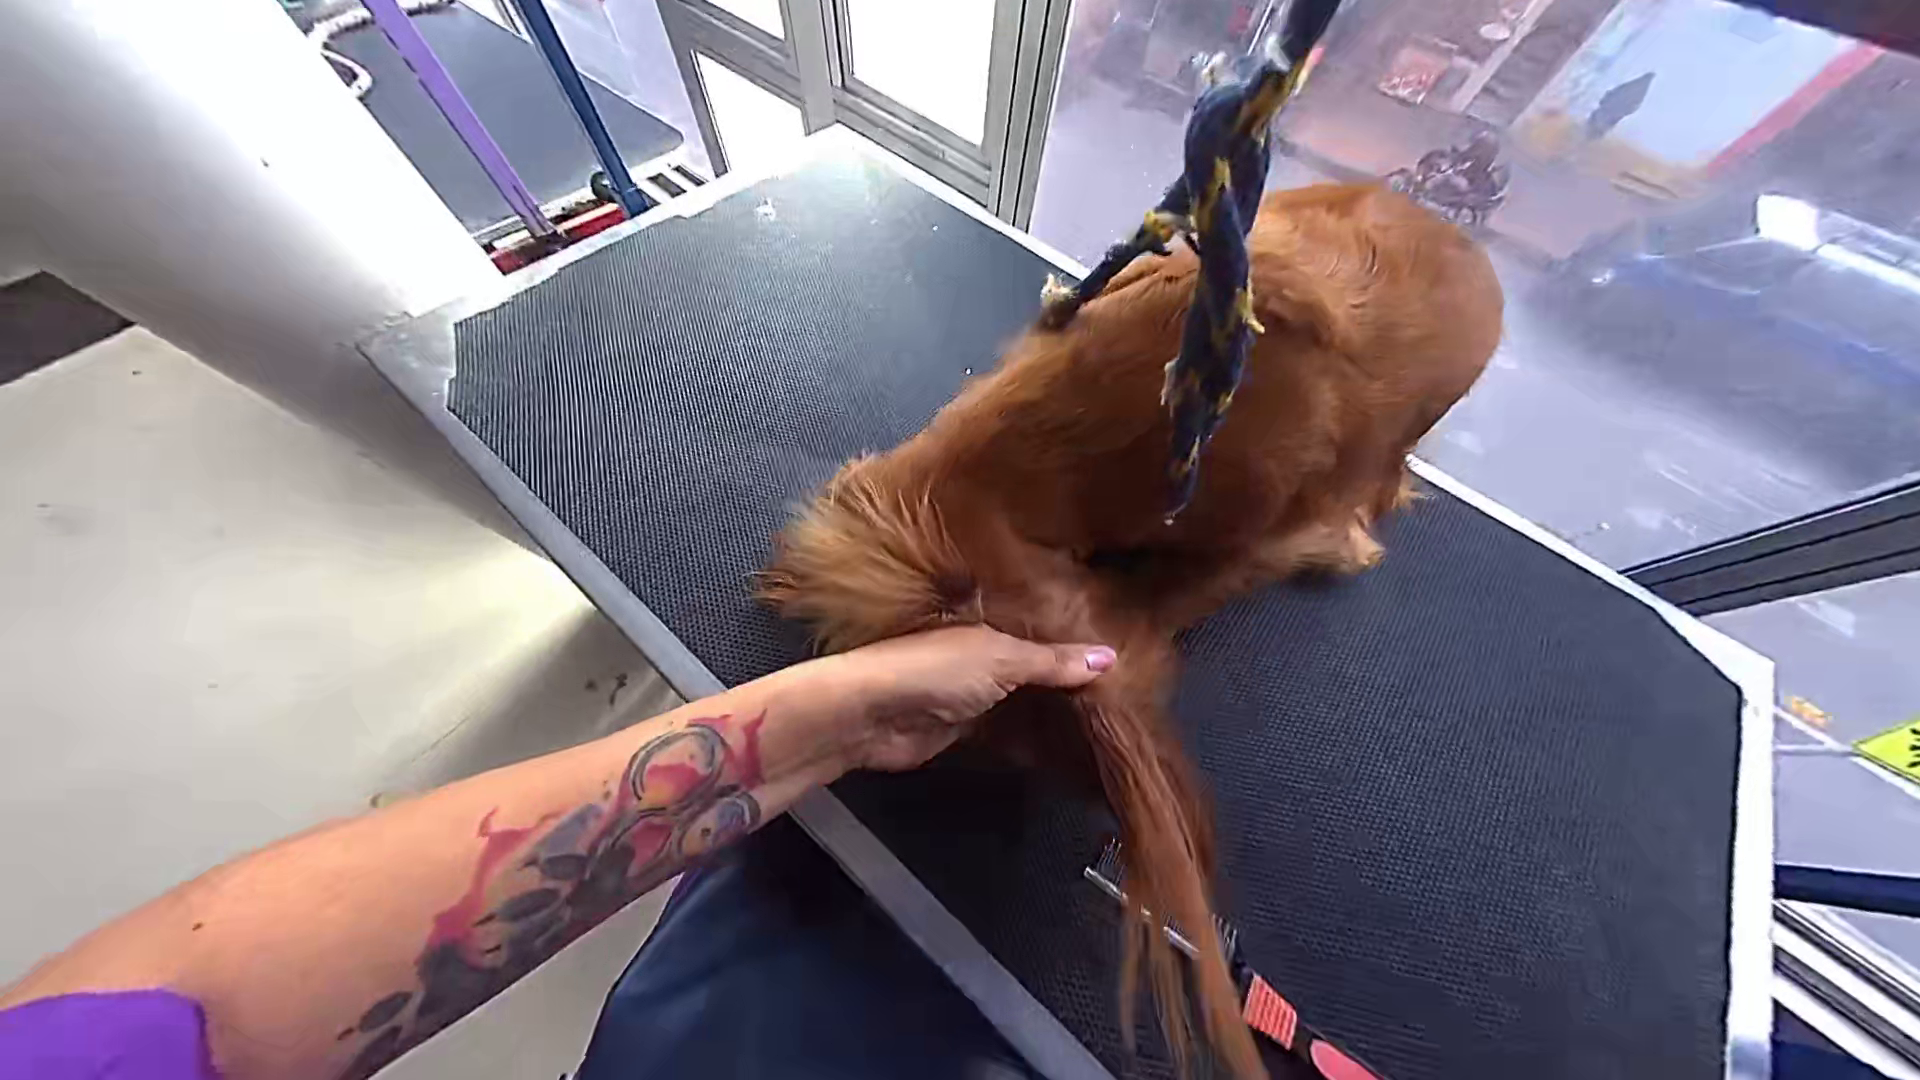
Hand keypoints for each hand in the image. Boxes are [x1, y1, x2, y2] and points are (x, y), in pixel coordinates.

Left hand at [797, 626, 1114, 773]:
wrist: (872, 714)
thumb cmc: (935, 670)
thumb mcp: (1001, 658)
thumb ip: (1053, 662)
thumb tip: (1111, 656)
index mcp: (992, 625)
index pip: (1045, 630)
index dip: (1078, 642)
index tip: (1125, 655)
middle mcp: (986, 655)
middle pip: (1038, 668)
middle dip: (1072, 681)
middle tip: (1126, 697)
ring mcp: (975, 693)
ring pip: (1026, 701)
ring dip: (1057, 712)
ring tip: (1109, 723)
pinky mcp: (966, 729)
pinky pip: (1010, 731)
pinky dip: (1035, 739)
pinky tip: (1070, 748)